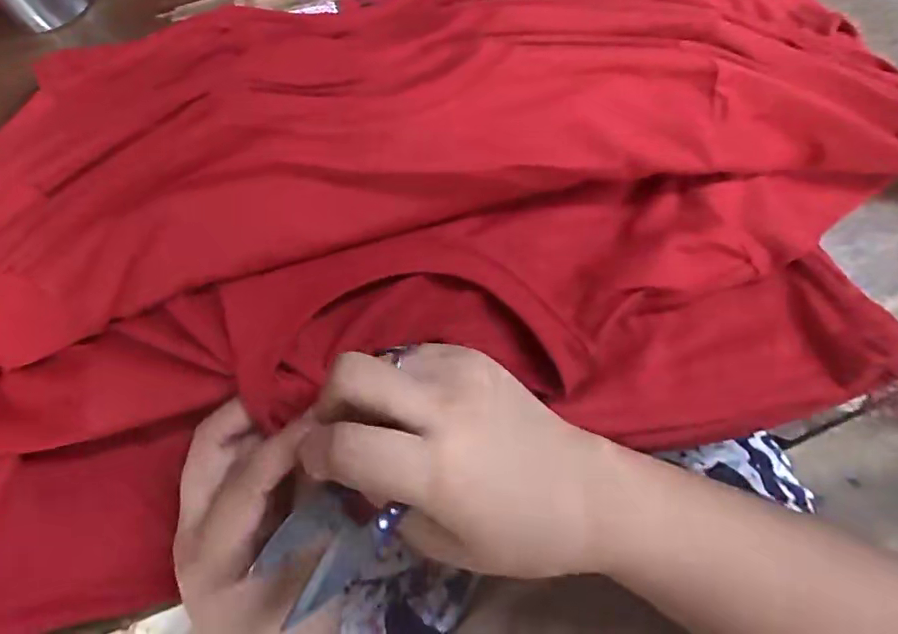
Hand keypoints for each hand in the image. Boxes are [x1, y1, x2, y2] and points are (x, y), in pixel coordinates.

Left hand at [174, 400, 333, 633]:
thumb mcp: (311, 578)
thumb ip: (316, 506)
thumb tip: (327, 443)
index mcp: (209, 555)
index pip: (246, 480)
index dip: (287, 441)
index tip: (326, 413)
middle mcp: (189, 530)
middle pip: (209, 444)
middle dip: (251, 409)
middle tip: (300, 392)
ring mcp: (195, 522)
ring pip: (216, 446)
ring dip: (255, 418)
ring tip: (299, 402)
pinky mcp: (212, 518)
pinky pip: (230, 460)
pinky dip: (259, 436)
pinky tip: (294, 428)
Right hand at [296, 345, 621, 579]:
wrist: (584, 486)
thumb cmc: (519, 533)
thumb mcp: (445, 545)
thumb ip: (389, 505)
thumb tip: (353, 470)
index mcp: (437, 467)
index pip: (345, 443)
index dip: (313, 452)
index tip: (314, 461)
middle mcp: (443, 407)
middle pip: (350, 371)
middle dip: (328, 400)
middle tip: (340, 428)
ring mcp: (460, 369)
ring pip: (380, 358)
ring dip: (369, 389)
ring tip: (387, 418)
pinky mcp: (472, 352)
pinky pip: (413, 353)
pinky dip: (402, 378)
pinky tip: (423, 405)